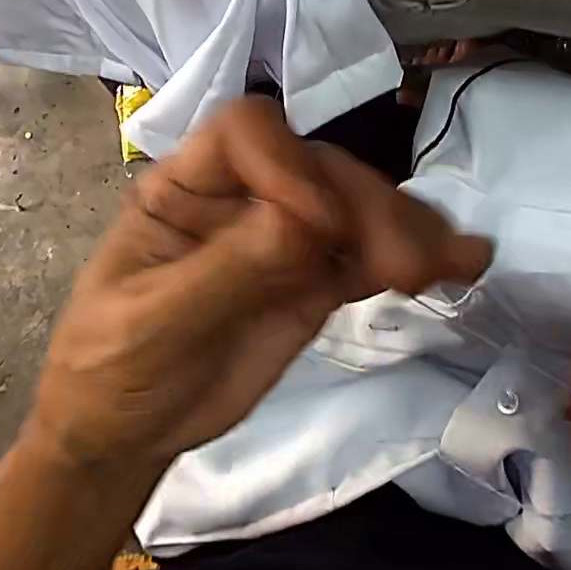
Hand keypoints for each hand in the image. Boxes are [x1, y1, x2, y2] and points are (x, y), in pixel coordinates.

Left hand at [27, 96, 490, 472]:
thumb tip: (305, 223)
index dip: (290, 163)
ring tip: (455, 262)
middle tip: (407, 269)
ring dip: (412, 230)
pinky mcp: (322, 274)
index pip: (246, 133)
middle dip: (373, 212)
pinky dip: (420, 256)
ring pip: (363, 207)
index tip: (322, 227)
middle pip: (325, 171)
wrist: (130, 436)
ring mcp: (290, 234)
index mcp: (189, 188)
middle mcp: (248, 196)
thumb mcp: (149, 327)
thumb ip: (225, 272)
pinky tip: (460, 264)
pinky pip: (375, 254)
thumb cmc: (110, 374)